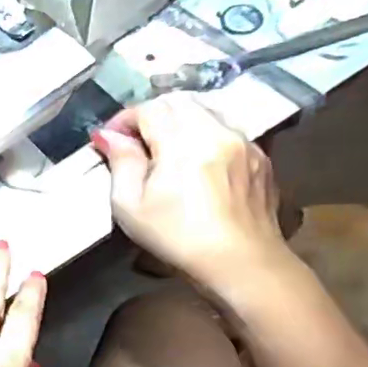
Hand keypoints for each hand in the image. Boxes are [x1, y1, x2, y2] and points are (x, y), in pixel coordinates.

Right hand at [91, 93, 289, 294]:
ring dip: (179, 122)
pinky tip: (195, 163)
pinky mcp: (260, 157)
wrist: (243, 264)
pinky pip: (226, 130)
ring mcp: (245, 143)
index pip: (149, 108)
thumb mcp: (131, 205)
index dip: (124, 119)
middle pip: (178, 102)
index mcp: (184, 143)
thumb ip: (121, 162)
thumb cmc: (178, 238)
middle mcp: (218, 133)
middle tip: (135, 142)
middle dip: (151, 115)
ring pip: (205, 111)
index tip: (110, 139)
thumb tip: (108, 136)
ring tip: (164, 150)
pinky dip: (204, 135)